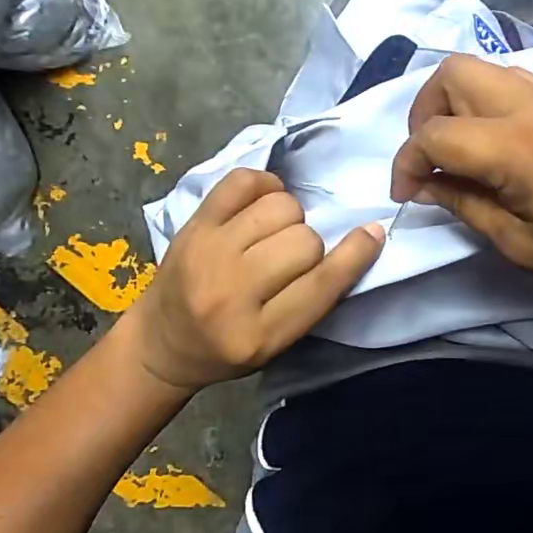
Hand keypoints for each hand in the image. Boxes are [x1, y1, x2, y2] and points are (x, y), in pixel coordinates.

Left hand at [124, 169, 383, 391]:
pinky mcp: (193, 226)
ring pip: (281, 206)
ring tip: (274, 231)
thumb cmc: (223, 351)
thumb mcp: (273, 346)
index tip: (372, 233)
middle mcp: (231, 293)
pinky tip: (260, 203)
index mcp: (257, 336)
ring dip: (289, 215)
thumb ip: (311, 301)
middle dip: (310, 245)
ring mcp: (208, 254)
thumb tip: (360, 240)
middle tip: (291, 257)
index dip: (355, 255)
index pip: (321, 284)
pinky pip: (243, 181)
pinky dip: (263, 184)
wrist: (160, 343)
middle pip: (304, 241)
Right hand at [388, 55, 532, 302]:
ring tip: (456, 147)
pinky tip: (490, 140)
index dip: (406, 164)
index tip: (406, 195)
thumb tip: (425, 185)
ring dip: (452, 101)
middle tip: (430, 158)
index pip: (434, 134)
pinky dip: (482, 99)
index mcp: (515, 147)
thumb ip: (463, 204)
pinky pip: (508, 78)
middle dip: (423, 113)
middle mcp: (528, 106)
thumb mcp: (516, 242)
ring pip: (479, 68)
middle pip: (450, 74)